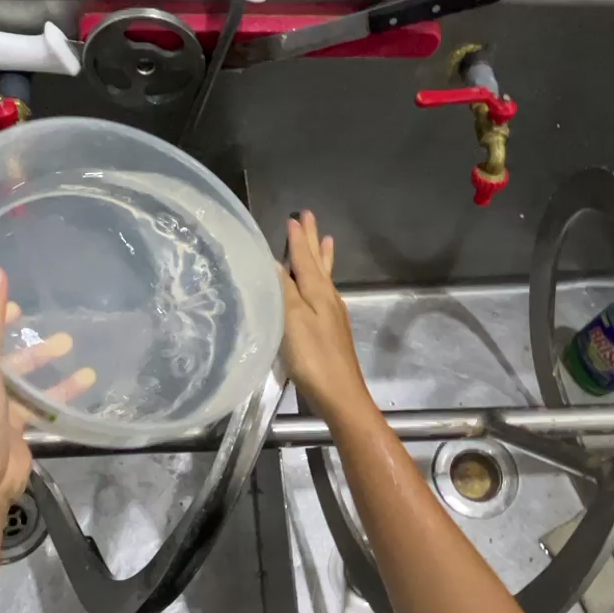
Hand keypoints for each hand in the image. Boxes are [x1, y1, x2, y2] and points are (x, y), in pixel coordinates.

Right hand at [277, 212, 373, 421]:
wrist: (340, 395)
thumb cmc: (313, 357)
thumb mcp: (293, 320)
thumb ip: (283, 290)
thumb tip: (273, 261)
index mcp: (318, 292)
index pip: (305, 258)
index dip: (297, 239)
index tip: (294, 217)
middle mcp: (328, 299)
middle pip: (318, 264)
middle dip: (312, 241)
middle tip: (310, 218)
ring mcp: (332, 316)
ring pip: (324, 278)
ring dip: (321, 258)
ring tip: (326, 240)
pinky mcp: (331, 333)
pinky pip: (324, 294)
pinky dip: (321, 281)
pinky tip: (321, 287)